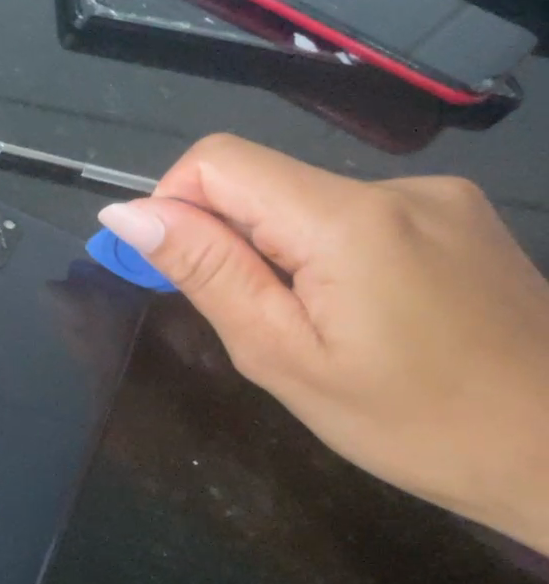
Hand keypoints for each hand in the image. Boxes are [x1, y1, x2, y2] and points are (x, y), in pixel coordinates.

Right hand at [96, 134, 548, 548]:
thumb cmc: (409, 421)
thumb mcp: (278, 353)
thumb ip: (205, 271)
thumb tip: (127, 214)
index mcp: (350, 220)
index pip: (217, 162)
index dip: (173, 207)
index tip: (184, 275)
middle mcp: (398, 188)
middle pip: (259, 182)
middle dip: (223, 244)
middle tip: (251, 324)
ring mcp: (436, 200)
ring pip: (299, 204)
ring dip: (273, 257)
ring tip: (312, 329)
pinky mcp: (456, 220)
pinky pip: (348, 220)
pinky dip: (319, 259)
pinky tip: (354, 316)